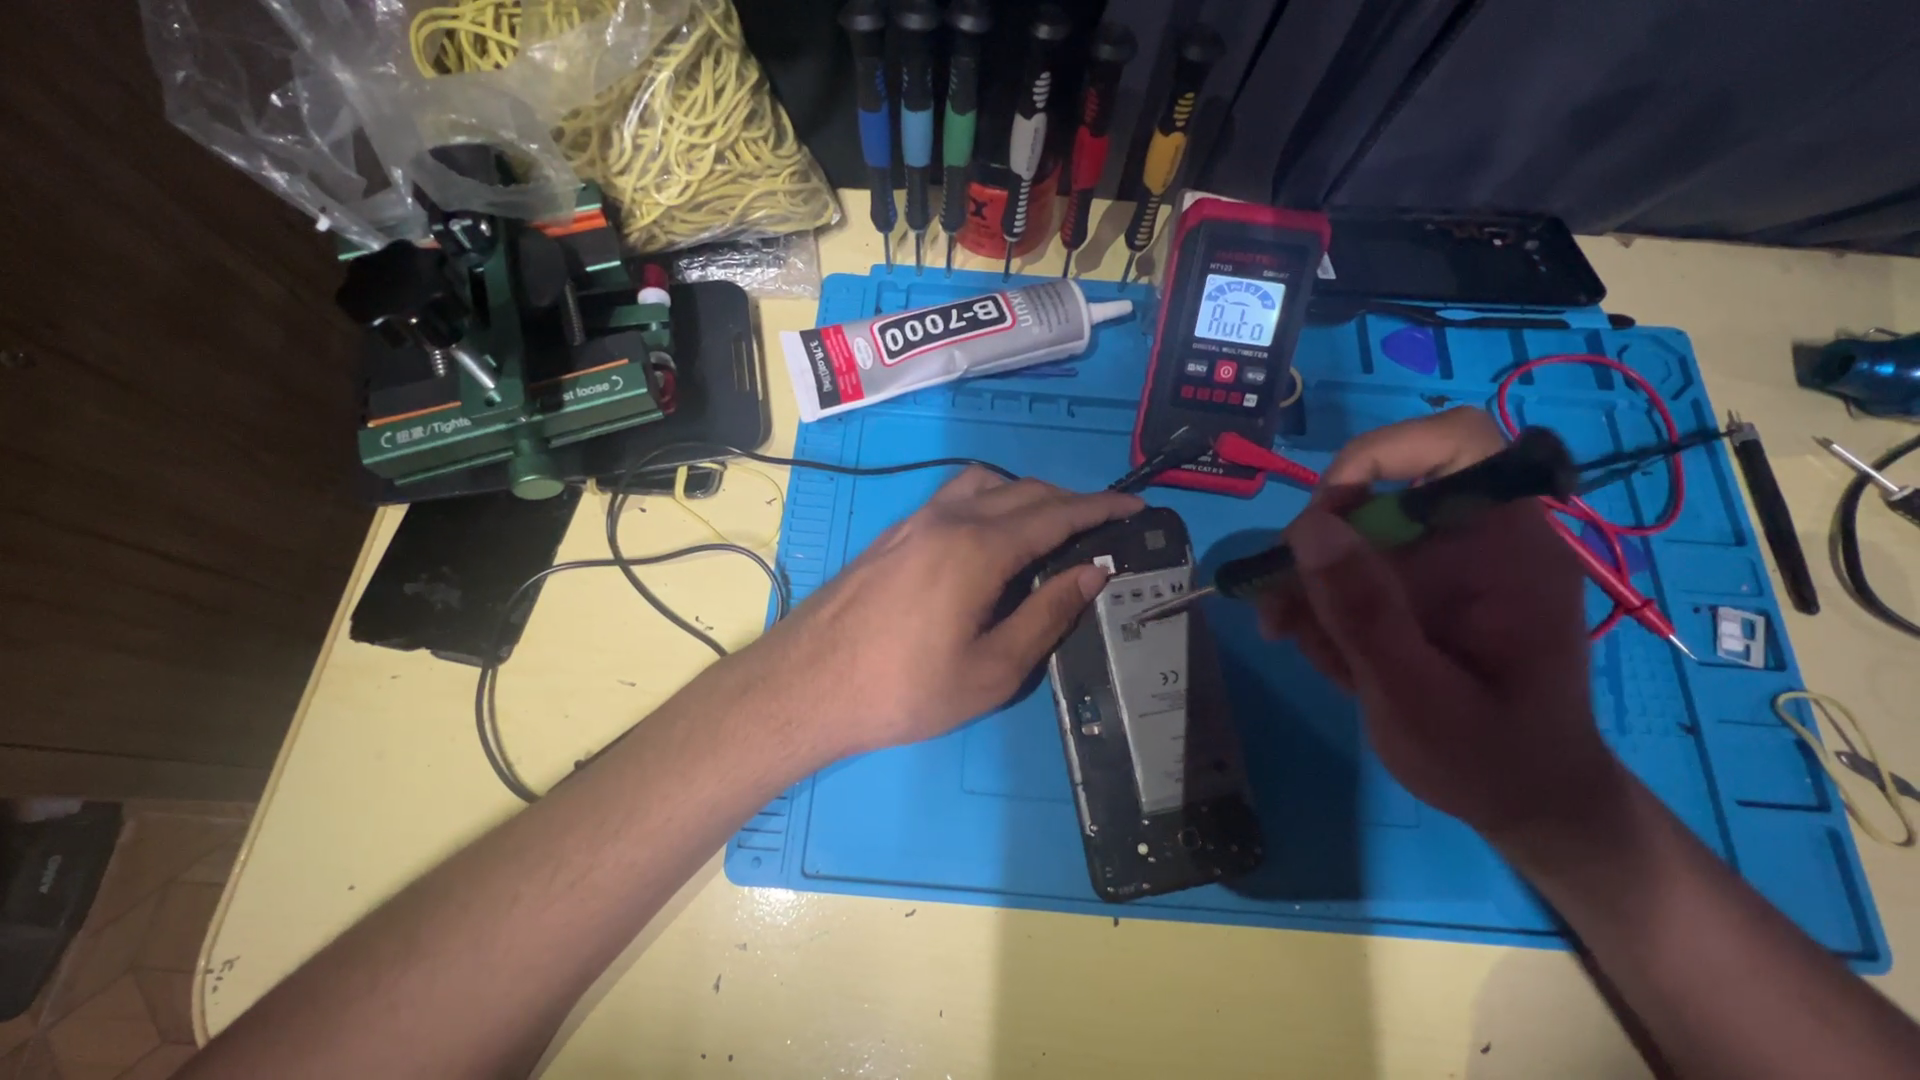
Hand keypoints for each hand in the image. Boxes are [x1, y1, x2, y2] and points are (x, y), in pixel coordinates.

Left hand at [746, 469, 1141, 756]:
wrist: (806, 686)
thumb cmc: (905, 689)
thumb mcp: (992, 669)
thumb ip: (1046, 615)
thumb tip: (1092, 572)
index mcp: (978, 547)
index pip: (1056, 513)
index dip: (1102, 508)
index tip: (1136, 508)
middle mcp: (948, 517)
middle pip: (1023, 491)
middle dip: (1069, 502)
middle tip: (1101, 527)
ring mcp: (913, 521)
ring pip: (984, 484)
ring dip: (1025, 496)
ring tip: (1048, 531)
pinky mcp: (891, 535)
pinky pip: (954, 498)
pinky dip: (989, 503)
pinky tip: (991, 540)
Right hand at [1259, 408, 1621, 837]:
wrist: (1525, 806)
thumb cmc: (1491, 759)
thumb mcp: (1416, 695)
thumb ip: (1364, 613)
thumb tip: (1307, 527)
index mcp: (1507, 547)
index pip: (1455, 442)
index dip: (1381, 455)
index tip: (1326, 514)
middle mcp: (1475, 542)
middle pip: (1378, 497)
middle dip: (1319, 551)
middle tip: (1282, 608)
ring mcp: (1445, 568)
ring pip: (1352, 542)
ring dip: (1313, 591)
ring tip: (1304, 649)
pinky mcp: (1421, 593)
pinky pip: (1354, 575)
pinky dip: (1326, 610)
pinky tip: (1330, 661)